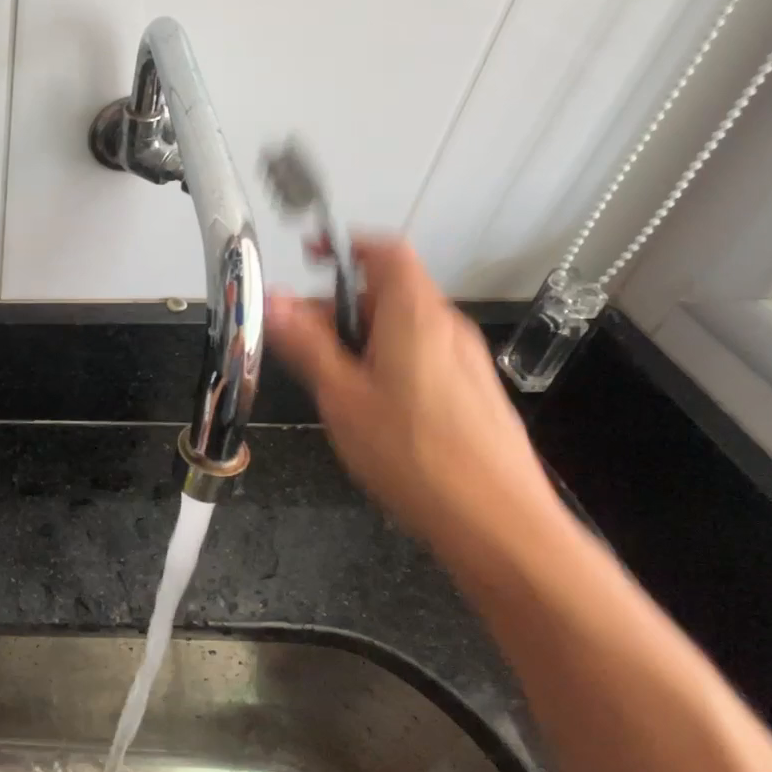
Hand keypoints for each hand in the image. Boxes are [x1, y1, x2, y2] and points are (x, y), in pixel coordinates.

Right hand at [265, 236, 564, 561]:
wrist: (498, 525)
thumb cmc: (415, 456)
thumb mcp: (341, 396)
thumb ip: (305, 343)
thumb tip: (274, 300)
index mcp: (415, 316)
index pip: (384, 251)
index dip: (344, 246)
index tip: (307, 257)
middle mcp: (446, 329)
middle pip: (388, 292)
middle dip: (336, 306)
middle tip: (297, 338)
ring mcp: (465, 361)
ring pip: (401, 327)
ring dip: (358, 337)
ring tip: (327, 380)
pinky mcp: (472, 393)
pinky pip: (420, 356)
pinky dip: (384, 361)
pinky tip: (367, 408)